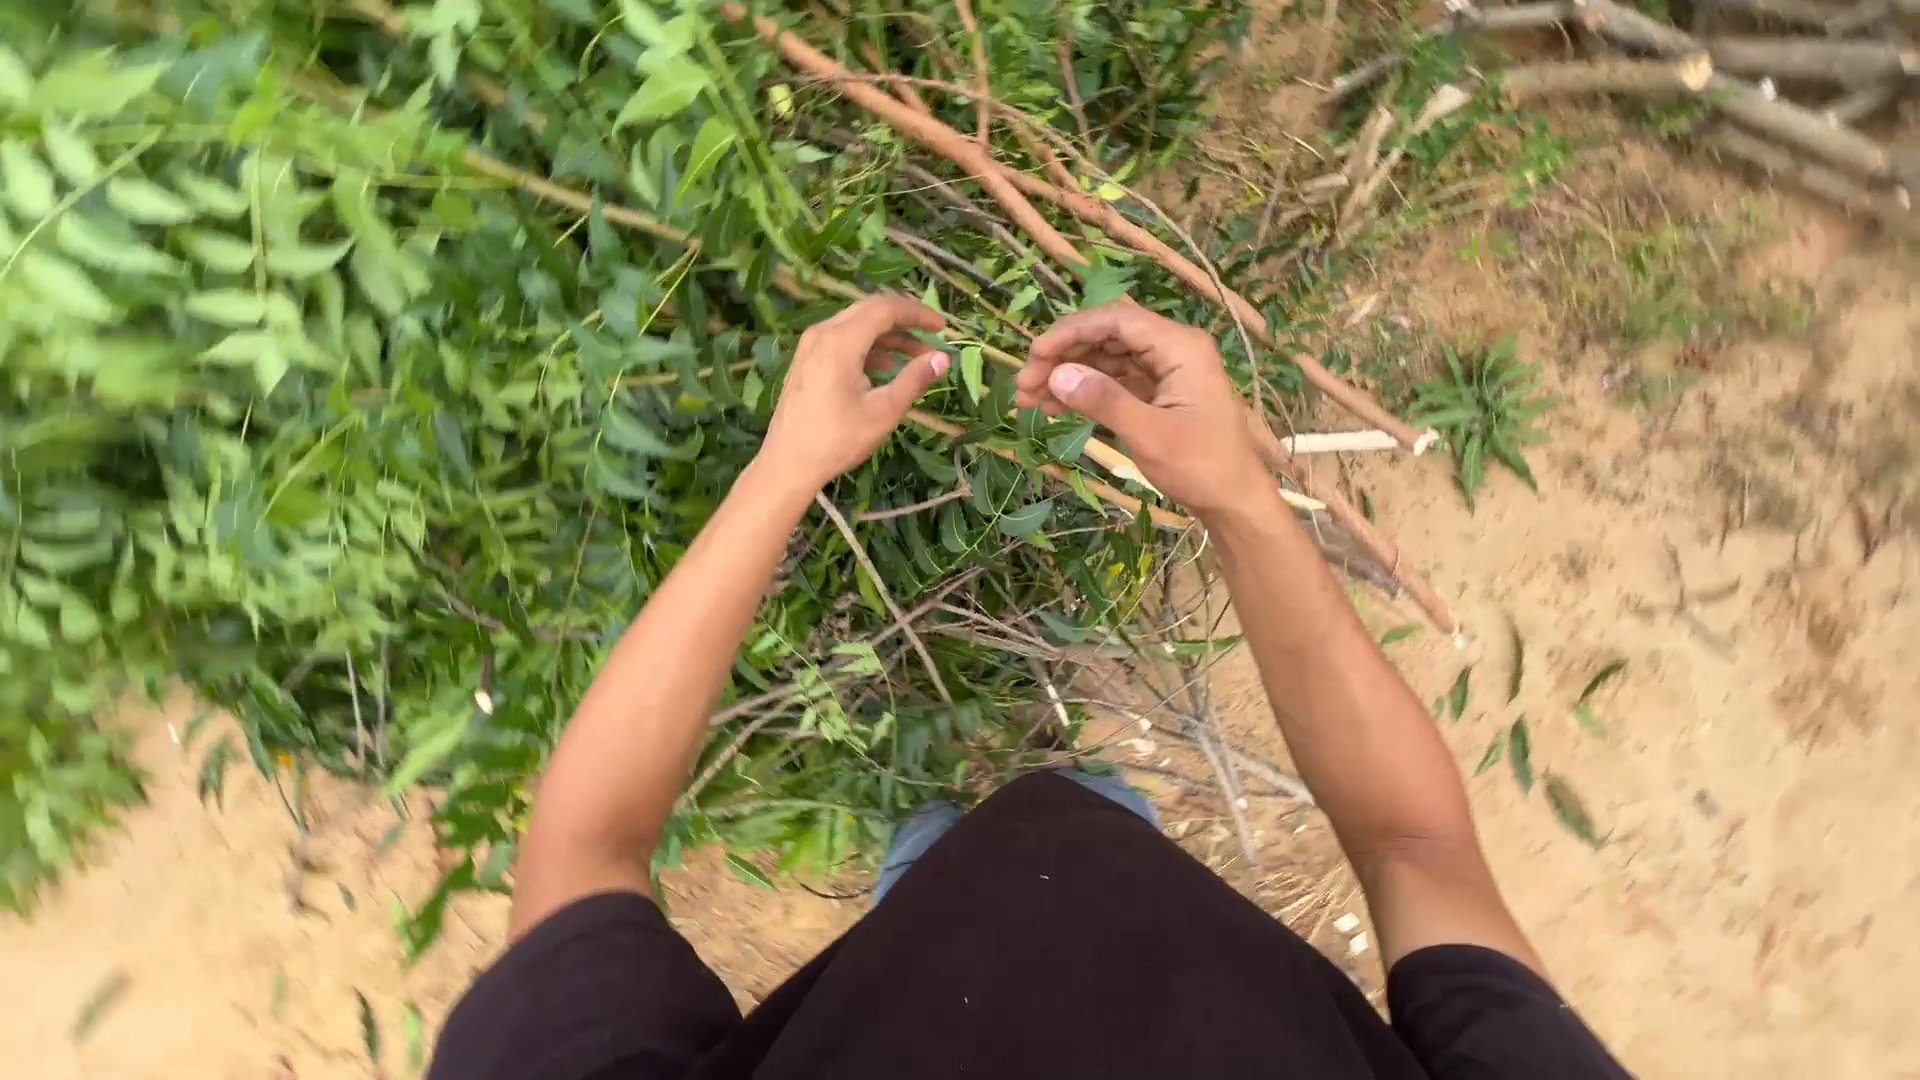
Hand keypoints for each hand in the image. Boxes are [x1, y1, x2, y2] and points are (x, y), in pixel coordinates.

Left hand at [761, 294, 949, 488]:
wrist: (789, 463)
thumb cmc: (838, 440)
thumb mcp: (883, 411)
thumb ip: (914, 380)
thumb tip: (942, 358)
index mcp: (840, 342)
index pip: (885, 309)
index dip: (917, 314)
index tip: (942, 328)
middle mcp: (822, 334)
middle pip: (870, 310)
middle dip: (905, 321)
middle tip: (932, 337)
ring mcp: (810, 345)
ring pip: (856, 324)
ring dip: (888, 336)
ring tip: (915, 357)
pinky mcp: (807, 360)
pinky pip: (842, 339)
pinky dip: (869, 346)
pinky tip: (885, 367)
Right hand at [1015, 303, 1267, 517]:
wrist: (1233, 501)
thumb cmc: (1200, 466)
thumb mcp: (1149, 434)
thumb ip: (1104, 401)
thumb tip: (1057, 375)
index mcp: (1179, 348)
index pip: (1116, 320)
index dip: (1071, 332)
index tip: (1034, 354)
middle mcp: (1172, 351)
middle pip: (1107, 338)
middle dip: (1063, 357)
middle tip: (1023, 384)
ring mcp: (1164, 373)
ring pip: (1105, 361)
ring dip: (1068, 376)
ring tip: (1028, 399)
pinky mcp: (1157, 395)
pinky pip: (1114, 383)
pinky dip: (1084, 393)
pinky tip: (1054, 407)